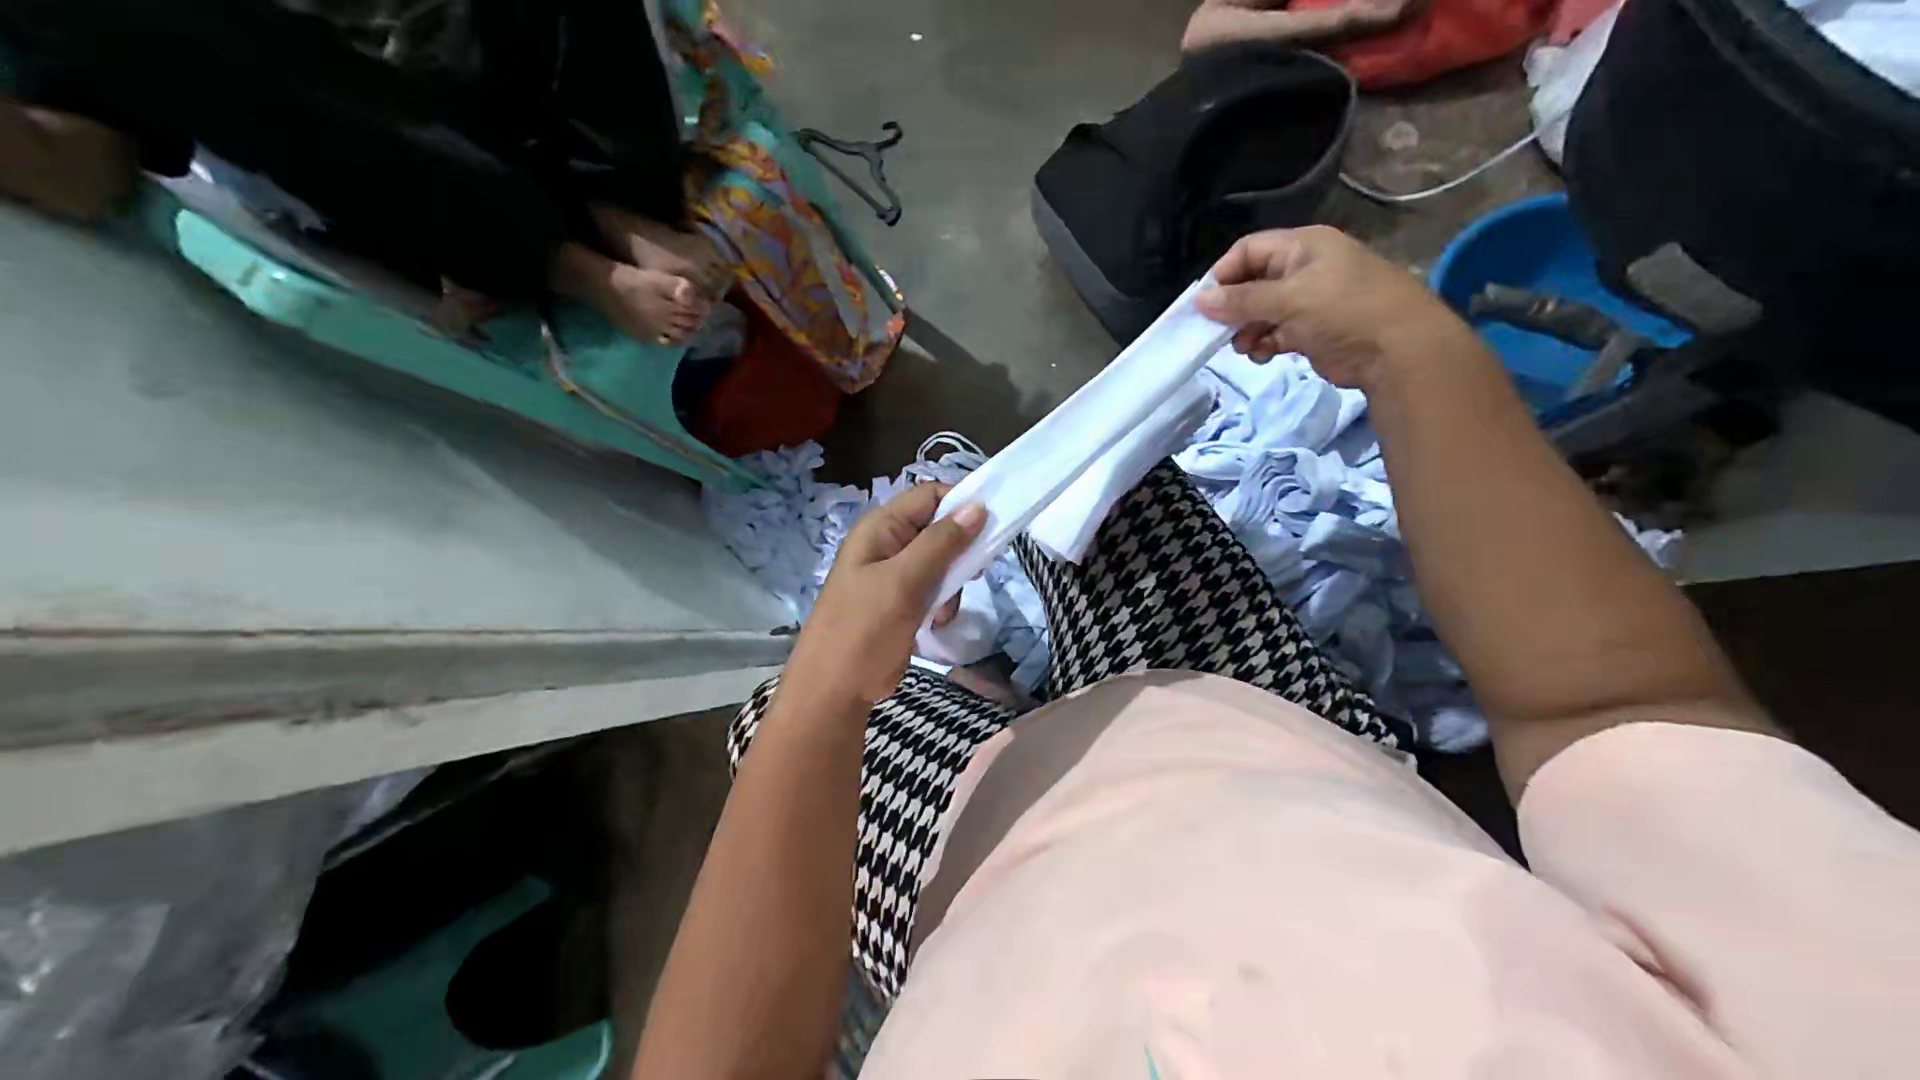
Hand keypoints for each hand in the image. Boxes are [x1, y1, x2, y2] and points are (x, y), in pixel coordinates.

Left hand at [782, 483, 986, 711]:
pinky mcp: (902, 602)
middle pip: (938, 528)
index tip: (991, 524)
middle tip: (971, 573)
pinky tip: (935, 622)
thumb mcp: (905, 581)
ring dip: (951, 583)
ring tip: (943, 608)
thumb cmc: (864, 629)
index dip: (960, 502)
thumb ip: (941, 542)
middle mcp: (887, 544)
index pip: (928, 495)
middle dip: (959, 550)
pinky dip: (942, 602)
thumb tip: (978, 506)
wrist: (836, 689)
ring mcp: (894, 575)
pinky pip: (934, 588)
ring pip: (942, 562)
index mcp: (880, 528)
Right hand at [1196, 226, 1478, 390]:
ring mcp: (1309, 301)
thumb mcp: (1288, 299)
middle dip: (1234, 308)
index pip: (1248, 250)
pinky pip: (1275, 333)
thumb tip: (1200, 301)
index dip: (1223, 274)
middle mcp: (1304, 268)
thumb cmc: (1342, 311)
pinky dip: (1264, 344)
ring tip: (1245, 347)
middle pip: (1252, 282)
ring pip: (1261, 312)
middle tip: (1219, 331)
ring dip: (1246, 330)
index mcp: (1303, 246)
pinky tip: (1263, 355)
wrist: (1397, 350)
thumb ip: (1241, 300)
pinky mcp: (1312, 330)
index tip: (1204, 304)